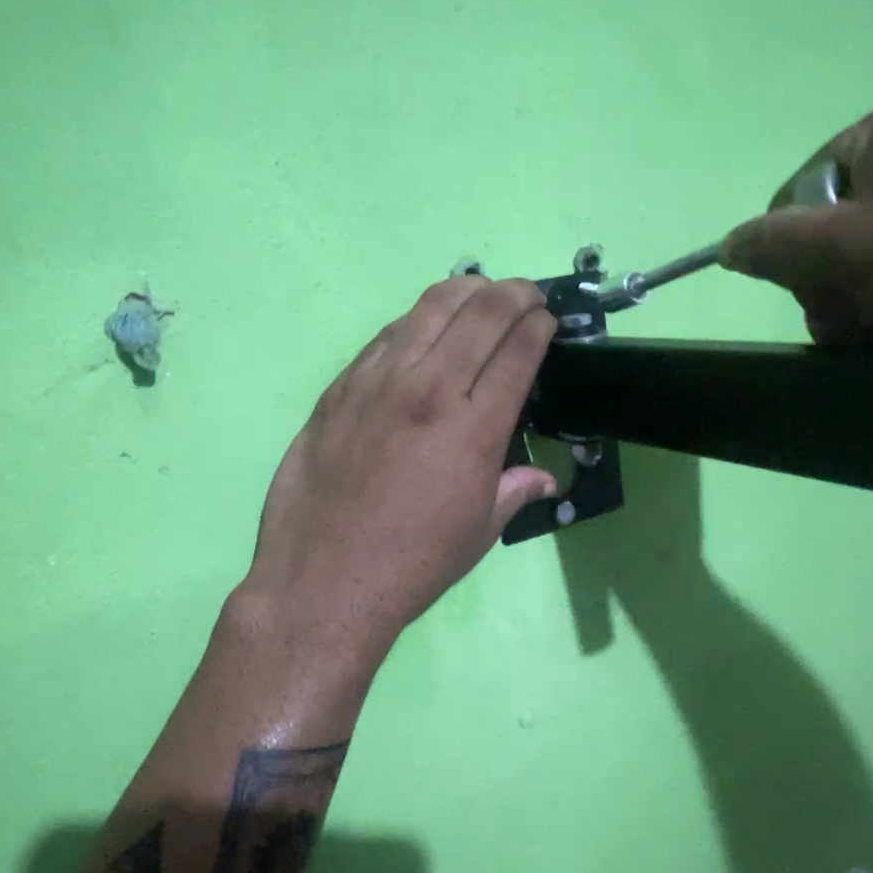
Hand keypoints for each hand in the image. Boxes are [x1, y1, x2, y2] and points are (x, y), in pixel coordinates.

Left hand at [237, 276, 558, 659]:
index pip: (518, 350)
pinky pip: (385, 336)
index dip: (540, 325)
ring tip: (479, 292)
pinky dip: (416, 321)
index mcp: (473, 427)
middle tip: (525, 295)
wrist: (324, 580)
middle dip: (513, 293)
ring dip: (464, 291)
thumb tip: (545, 480)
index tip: (548, 319)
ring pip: (428, 309)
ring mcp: (377, 383)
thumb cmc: (412, 564)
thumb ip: (514, 491)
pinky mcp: (338, 388)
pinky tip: (422, 329)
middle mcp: (428, 389)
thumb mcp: (479, 532)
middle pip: (480, 313)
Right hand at [722, 100, 872, 397]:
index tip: (815, 286)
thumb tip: (725, 246)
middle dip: (829, 296)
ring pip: (857, 293)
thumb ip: (780, 245)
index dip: (790, 251)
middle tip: (864, 318)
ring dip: (860, 326)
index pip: (793, 201)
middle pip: (821, 252)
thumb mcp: (861, 240)